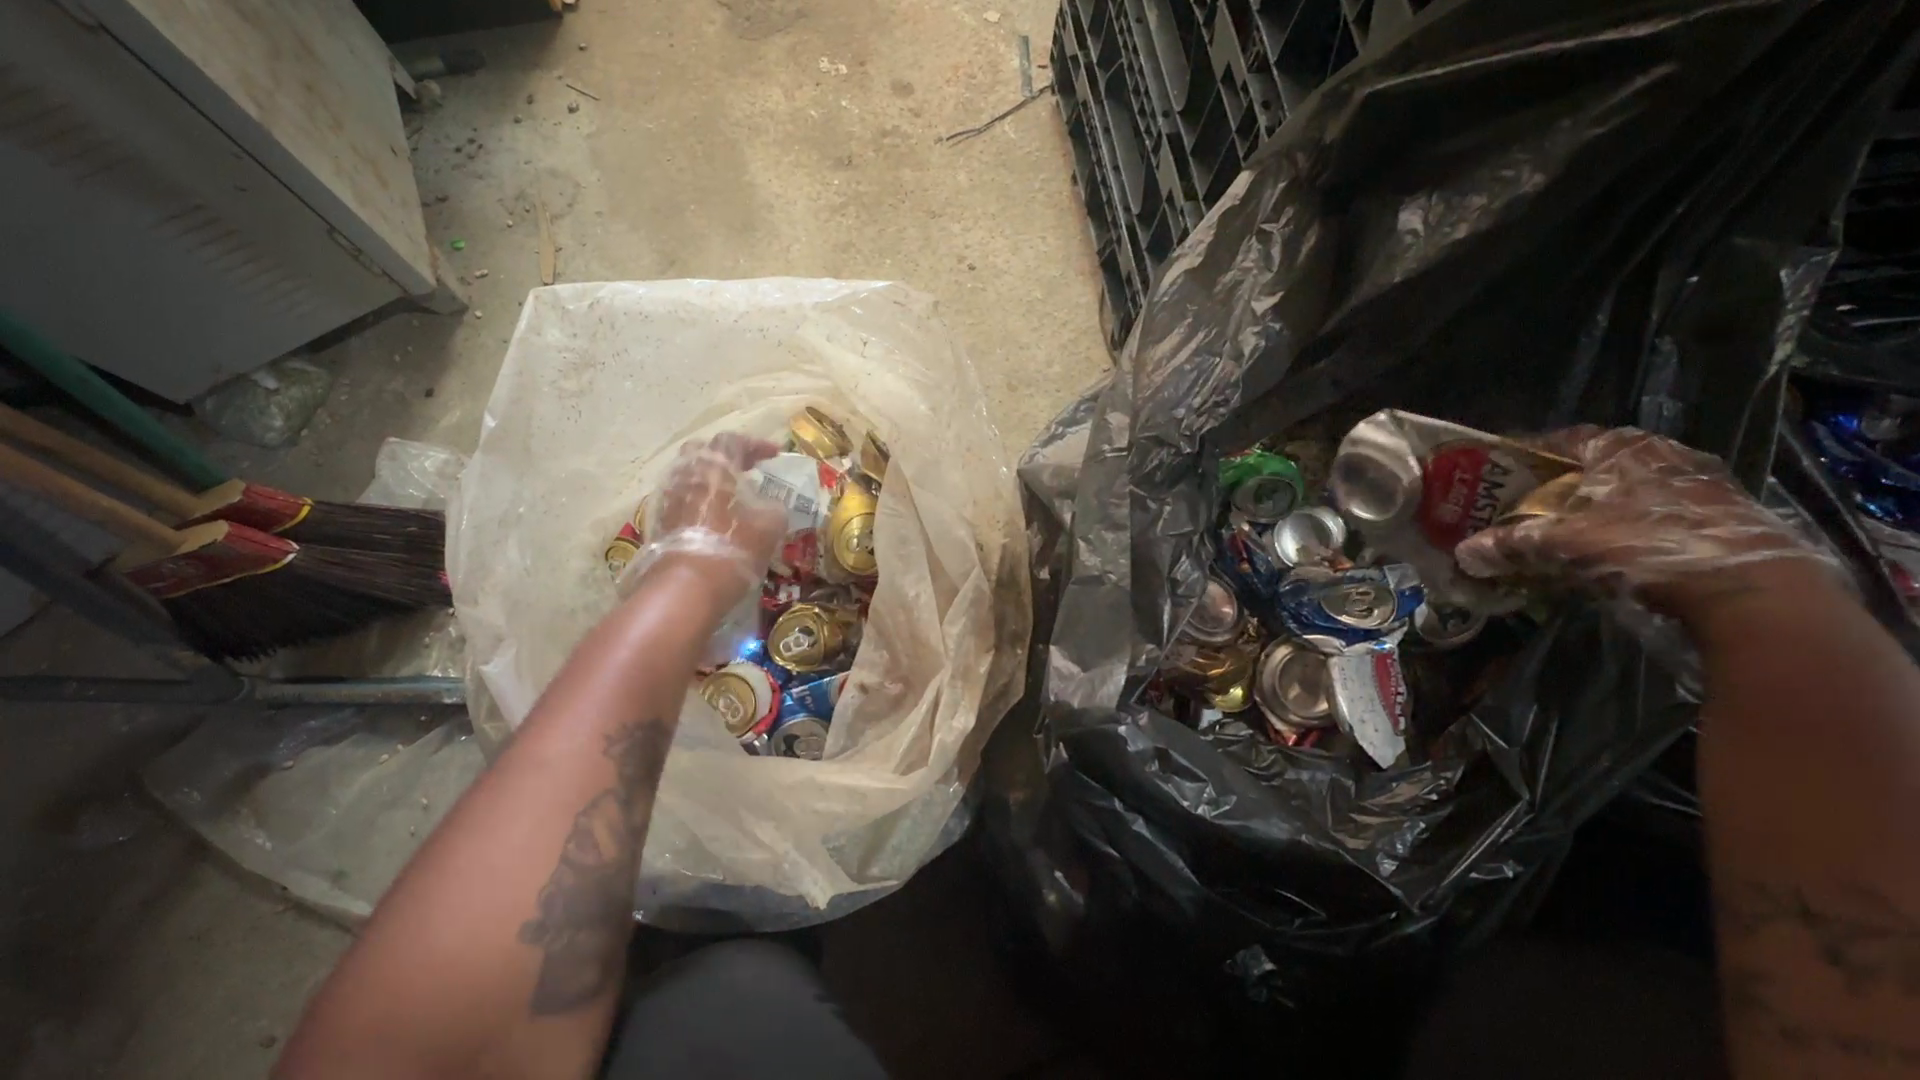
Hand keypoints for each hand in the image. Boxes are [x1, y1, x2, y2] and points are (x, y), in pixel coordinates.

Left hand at [621, 433, 786, 601]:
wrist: (685, 588)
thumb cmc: (731, 549)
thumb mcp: (770, 527)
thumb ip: (774, 507)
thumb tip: (771, 505)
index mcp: (713, 467)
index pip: (733, 441)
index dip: (756, 444)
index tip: (775, 455)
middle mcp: (686, 475)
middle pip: (702, 451)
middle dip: (725, 456)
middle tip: (746, 469)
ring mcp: (668, 498)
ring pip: (689, 476)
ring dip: (711, 481)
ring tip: (731, 496)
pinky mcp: (659, 522)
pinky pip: (682, 499)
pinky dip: (699, 501)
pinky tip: (714, 518)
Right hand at [1453, 426, 1839, 619]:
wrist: (1751, 592)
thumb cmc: (1647, 547)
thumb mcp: (1567, 546)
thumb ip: (1512, 544)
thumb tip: (1463, 553)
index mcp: (1624, 447)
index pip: (1561, 439)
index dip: (1524, 456)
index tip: (1494, 476)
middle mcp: (1663, 456)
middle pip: (1593, 468)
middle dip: (1556, 489)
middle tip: (1519, 512)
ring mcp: (1701, 487)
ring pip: (1627, 494)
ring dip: (1593, 514)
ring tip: (1559, 539)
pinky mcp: (1724, 521)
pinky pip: (1656, 519)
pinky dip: (1627, 533)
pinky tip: (1609, 557)